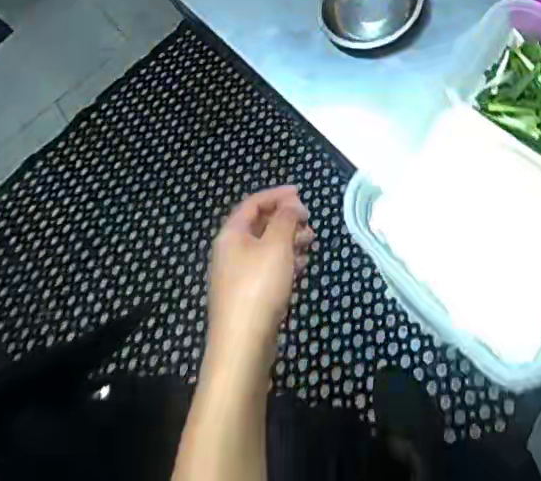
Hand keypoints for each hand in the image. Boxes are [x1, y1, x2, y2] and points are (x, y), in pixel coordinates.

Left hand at [205, 186, 314, 374]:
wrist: (242, 346)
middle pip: (259, 224)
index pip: (253, 203)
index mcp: (231, 234)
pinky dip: (285, 261)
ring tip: (310, 242)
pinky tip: (301, 266)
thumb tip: (292, 205)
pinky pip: (267, 267)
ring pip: (265, 247)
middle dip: (286, 218)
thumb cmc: (259, 287)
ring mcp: (237, 275)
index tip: (301, 193)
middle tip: (308, 222)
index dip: (277, 194)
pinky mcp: (246, 296)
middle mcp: (230, 251)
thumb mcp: (276, 245)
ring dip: (288, 239)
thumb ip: (286, 218)